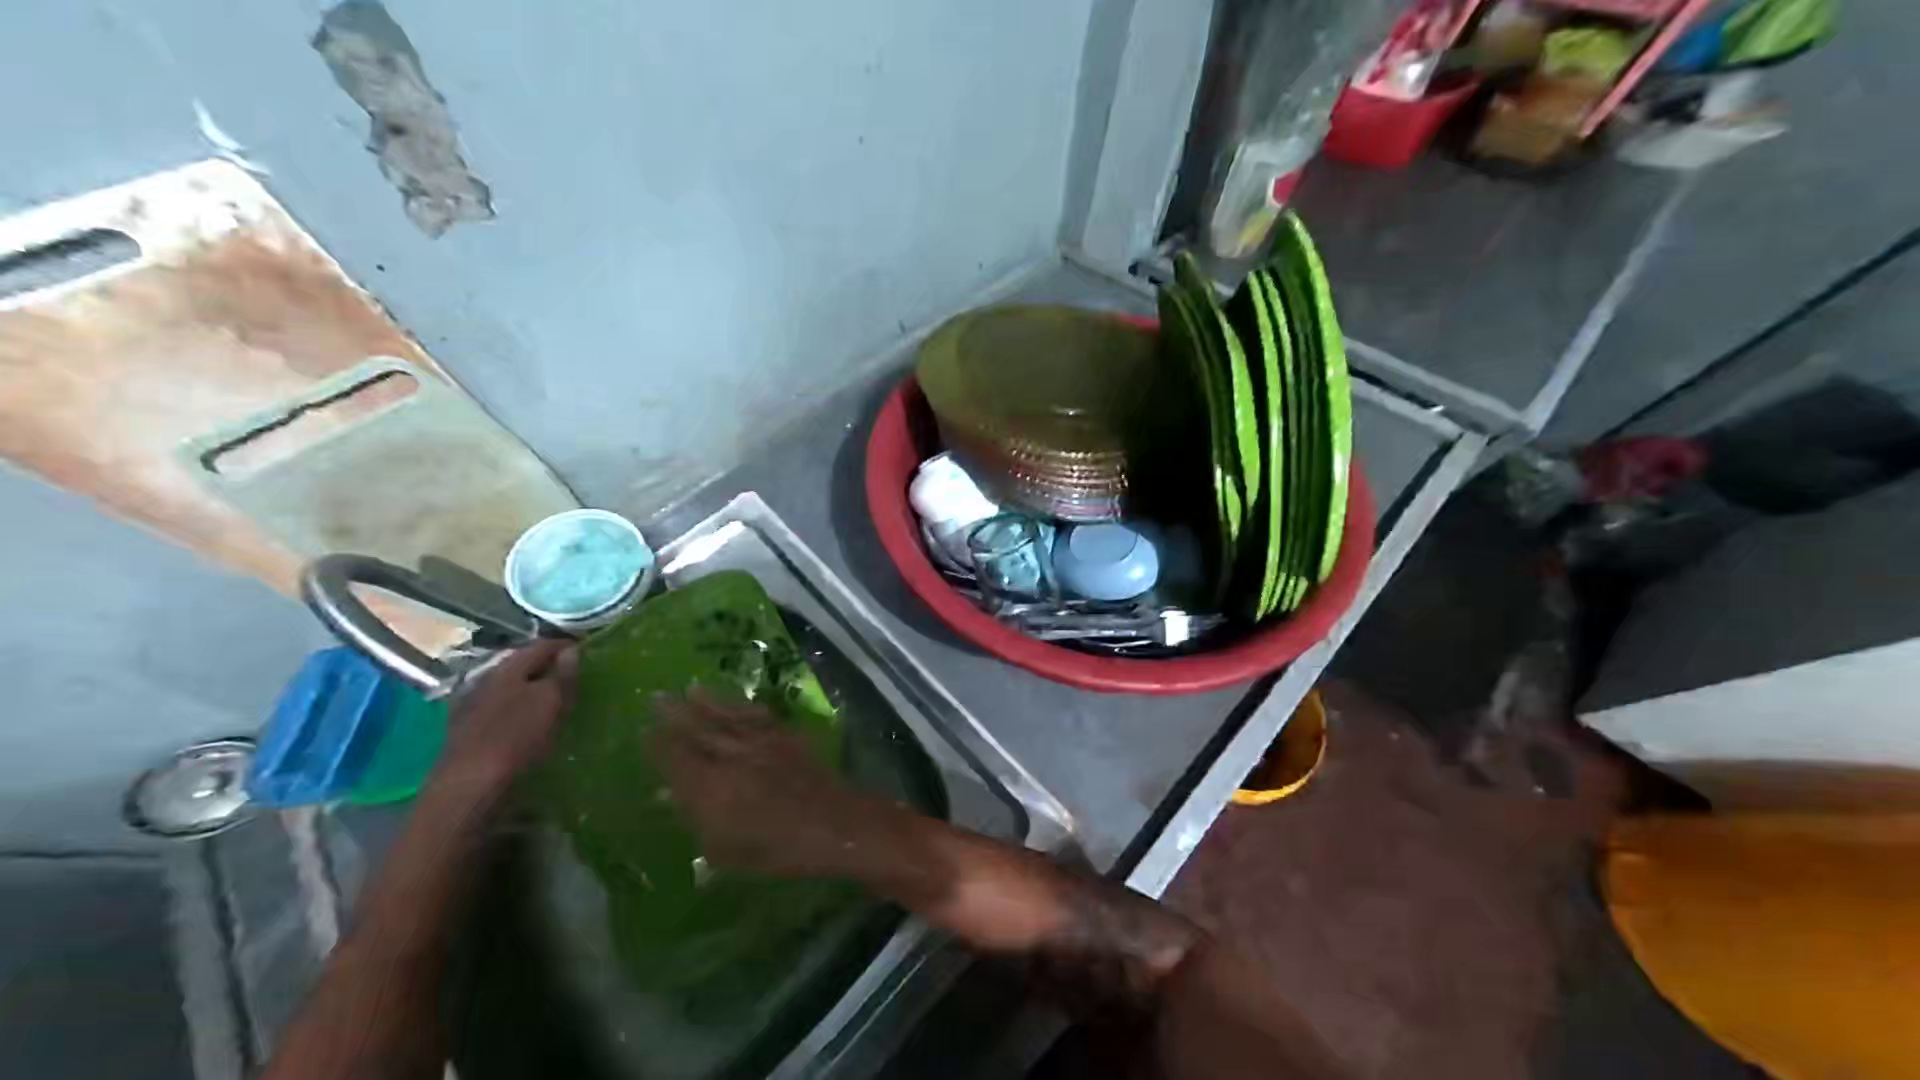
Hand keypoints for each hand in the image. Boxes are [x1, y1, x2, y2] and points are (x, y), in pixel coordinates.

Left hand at [433, 639, 579, 796]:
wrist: (468, 787)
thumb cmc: (516, 738)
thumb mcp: (550, 702)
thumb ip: (562, 675)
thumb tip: (571, 650)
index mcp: (507, 668)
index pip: (541, 645)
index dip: (565, 646)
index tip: (586, 652)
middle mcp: (484, 679)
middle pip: (521, 664)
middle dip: (546, 666)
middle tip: (572, 675)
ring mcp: (470, 705)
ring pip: (508, 686)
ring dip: (530, 688)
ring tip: (552, 699)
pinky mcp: (464, 730)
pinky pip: (498, 708)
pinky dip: (516, 708)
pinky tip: (526, 722)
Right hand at [651, 690, 878, 877]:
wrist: (834, 824)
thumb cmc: (777, 850)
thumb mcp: (726, 852)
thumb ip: (697, 822)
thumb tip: (670, 797)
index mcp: (710, 789)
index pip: (676, 760)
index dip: (658, 745)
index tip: (644, 730)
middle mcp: (731, 758)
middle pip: (697, 730)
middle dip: (675, 713)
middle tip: (656, 697)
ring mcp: (760, 743)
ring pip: (727, 716)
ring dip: (706, 702)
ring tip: (689, 689)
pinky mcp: (785, 736)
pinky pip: (758, 715)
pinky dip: (743, 706)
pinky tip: (737, 702)